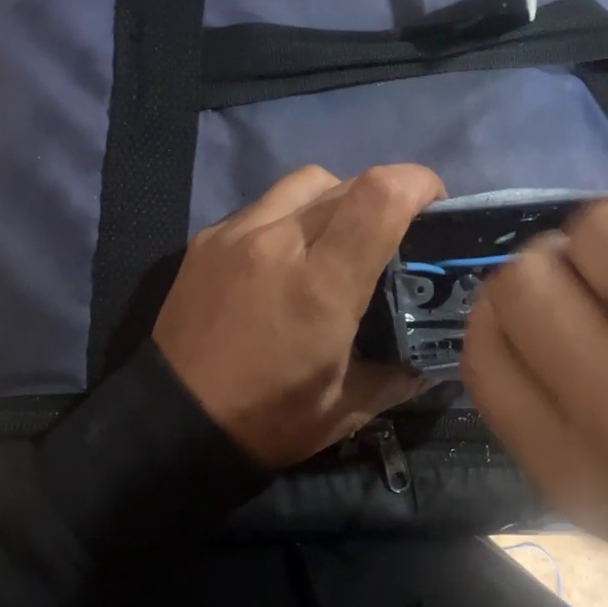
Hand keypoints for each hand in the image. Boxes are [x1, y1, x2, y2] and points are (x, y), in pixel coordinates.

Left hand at [155, 164, 444, 468]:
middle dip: (385, 198)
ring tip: (338, 240)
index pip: (380, 195)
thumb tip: (436, 358)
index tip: (434, 209)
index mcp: (321, 285)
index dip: (419, 185)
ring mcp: (236, 234)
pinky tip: (286, 258)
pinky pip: (264, 204)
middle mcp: (278, 243)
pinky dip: (291, 216)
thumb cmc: (267, 420)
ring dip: (336, 199)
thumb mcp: (347, 408)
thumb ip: (402, 374)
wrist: (171, 423)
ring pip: (306, 182)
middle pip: (349, 183)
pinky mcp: (207, 238)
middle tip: (392, 238)